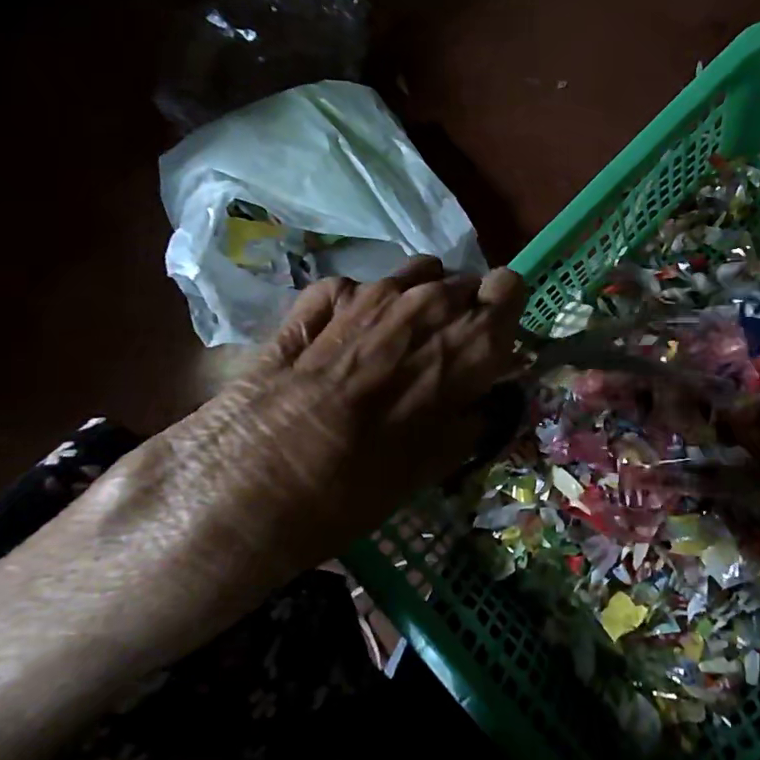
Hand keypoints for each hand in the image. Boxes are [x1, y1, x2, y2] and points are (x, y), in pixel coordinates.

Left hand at [140, 256, 526, 578]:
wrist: (249, 481)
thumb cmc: (357, 486)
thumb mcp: (433, 465)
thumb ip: (469, 421)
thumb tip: (480, 402)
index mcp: (465, 342)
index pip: (510, 287)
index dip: (503, 311)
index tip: (491, 342)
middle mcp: (424, 303)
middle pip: (464, 281)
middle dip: (462, 312)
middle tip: (441, 356)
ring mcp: (368, 293)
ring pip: (417, 273)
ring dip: (418, 300)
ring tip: (396, 344)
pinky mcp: (319, 297)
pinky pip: (362, 287)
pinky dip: (364, 306)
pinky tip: (346, 341)